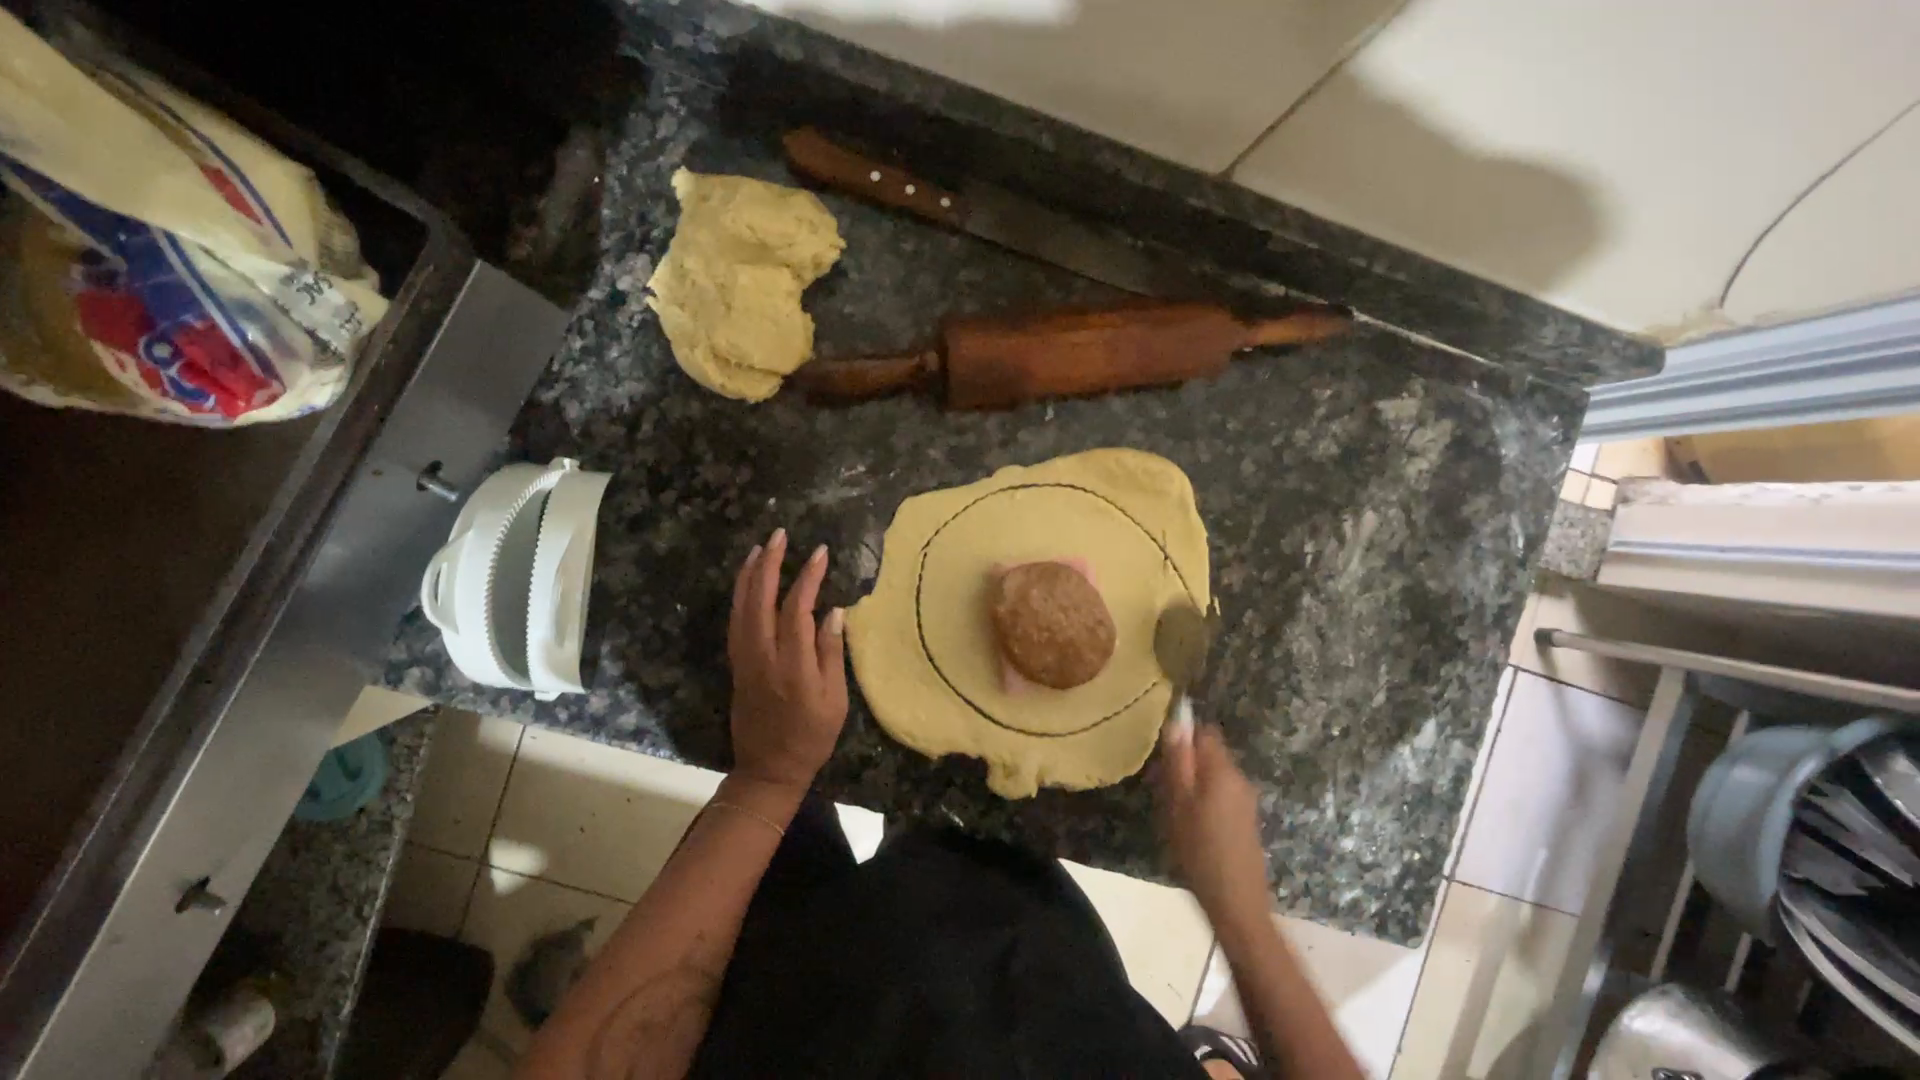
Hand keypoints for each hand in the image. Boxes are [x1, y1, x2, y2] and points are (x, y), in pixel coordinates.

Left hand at [727, 528, 848, 793]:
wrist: (769, 768)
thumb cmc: (811, 737)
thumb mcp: (834, 701)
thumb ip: (831, 654)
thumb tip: (835, 612)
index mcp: (792, 665)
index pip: (797, 608)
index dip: (808, 577)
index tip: (820, 552)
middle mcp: (763, 655)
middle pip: (761, 599)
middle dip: (770, 564)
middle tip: (780, 534)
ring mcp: (745, 659)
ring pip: (742, 607)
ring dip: (750, 574)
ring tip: (760, 548)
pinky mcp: (737, 664)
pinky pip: (735, 621)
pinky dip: (740, 596)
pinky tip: (747, 582)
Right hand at [1155, 722, 1270, 918]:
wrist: (1236, 902)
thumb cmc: (1199, 851)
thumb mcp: (1178, 803)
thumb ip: (1178, 761)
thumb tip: (1177, 721)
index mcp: (1223, 770)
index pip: (1204, 731)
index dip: (1183, 734)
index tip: (1162, 752)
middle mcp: (1239, 779)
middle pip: (1209, 753)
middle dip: (1185, 762)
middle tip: (1160, 785)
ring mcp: (1246, 800)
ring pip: (1214, 775)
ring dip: (1193, 782)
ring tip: (1172, 808)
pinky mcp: (1246, 820)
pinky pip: (1221, 794)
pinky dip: (1204, 799)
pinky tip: (1190, 825)